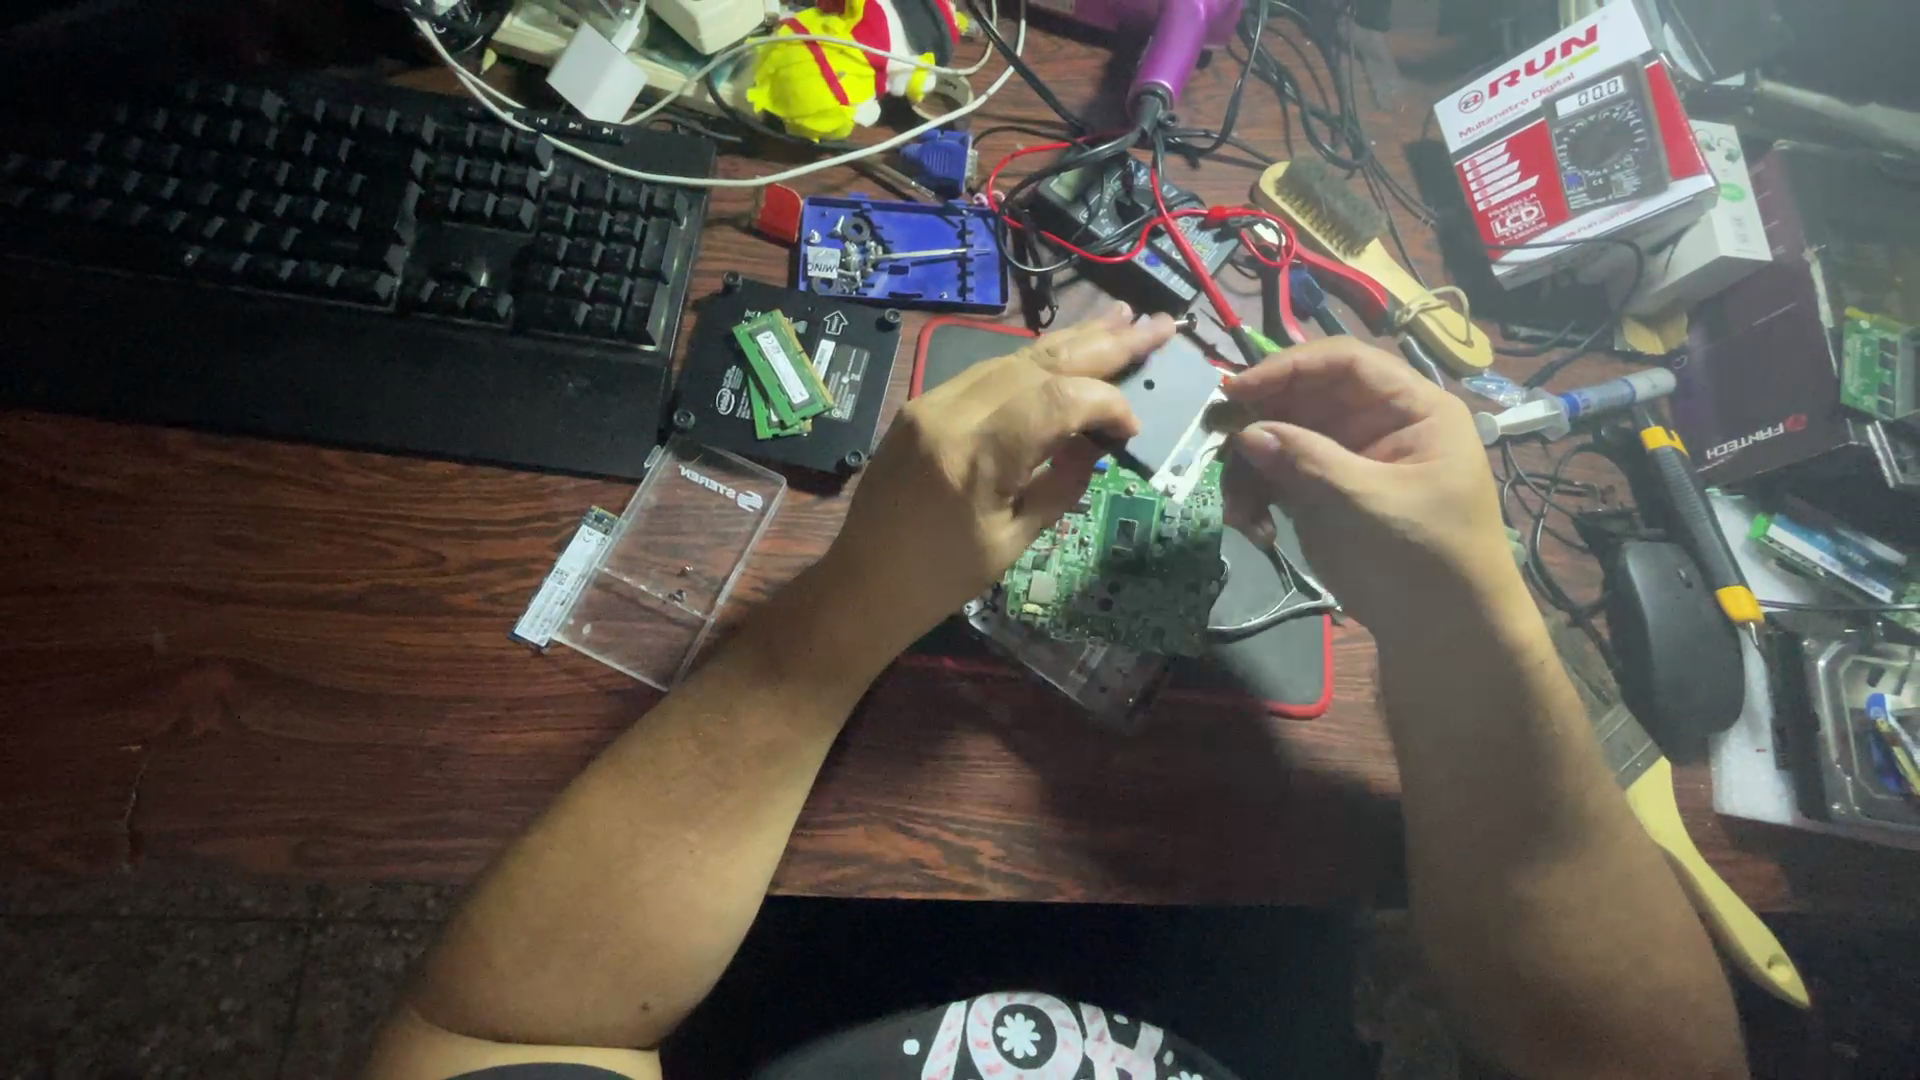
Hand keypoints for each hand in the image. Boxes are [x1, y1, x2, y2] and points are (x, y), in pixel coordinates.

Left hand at [815, 304, 1177, 654]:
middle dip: (1103, 344)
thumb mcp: (1015, 540)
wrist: (865, 581)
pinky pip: (986, 373)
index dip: (1105, 403)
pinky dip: (1031, 363)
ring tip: (1121, 321)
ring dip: (1070, 342)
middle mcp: (949, 413)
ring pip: (1012, 357)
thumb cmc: (943, 577)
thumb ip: (1061, 484)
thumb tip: (1097, 441)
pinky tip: (1063, 353)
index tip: (1132, 425)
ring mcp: (929, 403)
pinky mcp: (921, 405)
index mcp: (975, 457)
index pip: (1057, 399)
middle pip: (1037, 362)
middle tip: (1157, 325)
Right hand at [1219, 337, 1521, 631]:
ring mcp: (1340, 457)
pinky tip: (1256, 529)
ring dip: (1248, 472)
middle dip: (1257, 426)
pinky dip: (1253, 499)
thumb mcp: (1370, 502)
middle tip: (1221, 451)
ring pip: (1275, 439)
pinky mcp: (1316, 490)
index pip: (1343, 363)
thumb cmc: (1427, 556)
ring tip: (1241, 514)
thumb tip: (1245, 432)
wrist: (1438, 627)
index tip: (1235, 391)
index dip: (1287, 368)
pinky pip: (1270, 477)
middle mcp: (1371, 423)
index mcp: (1409, 408)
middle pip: (1299, 400)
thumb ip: (1308, 460)